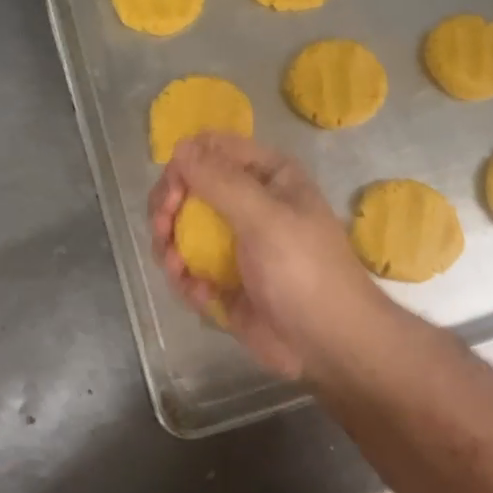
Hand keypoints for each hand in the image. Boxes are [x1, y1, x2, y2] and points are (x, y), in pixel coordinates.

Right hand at [150, 133, 380, 379]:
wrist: (330, 347)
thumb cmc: (304, 271)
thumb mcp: (264, 218)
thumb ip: (220, 181)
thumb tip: (180, 146)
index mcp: (268, 176)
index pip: (214, 150)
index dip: (186, 163)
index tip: (172, 191)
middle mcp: (251, 204)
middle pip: (191, 188)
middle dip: (170, 206)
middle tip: (162, 228)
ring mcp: (237, 245)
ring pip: (183, 230)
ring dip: (170, 245)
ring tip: (174, 266)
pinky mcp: (225, 282)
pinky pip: (191, 270)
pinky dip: (186, 279)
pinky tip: (198, 293)